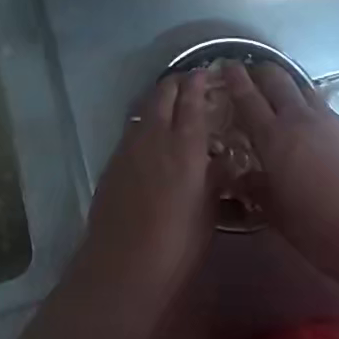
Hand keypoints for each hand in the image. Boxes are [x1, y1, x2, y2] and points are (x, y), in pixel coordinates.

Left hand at [74, 70, 214, 303]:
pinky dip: (146, 123)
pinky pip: (133, 129)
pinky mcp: (113, 161)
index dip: (198, 82)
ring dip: (159, 100)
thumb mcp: (209, 211)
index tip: (207, 73)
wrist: (122, 265)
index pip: (192, 99)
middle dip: (177, 83)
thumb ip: (217, 178)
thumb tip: (226, 158)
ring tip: (173, 106)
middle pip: (164, 93)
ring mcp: (129, 146)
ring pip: (145, 108)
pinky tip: (153, 138)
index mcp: (185, 146)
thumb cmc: (177, 244)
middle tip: (191, 84)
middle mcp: (155, 136)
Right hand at [222, 60, 338, 277]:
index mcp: (273, 136)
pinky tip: (318, 136)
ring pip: (305, 90)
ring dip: (291, 89)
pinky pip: (327, 112)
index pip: (248, 97)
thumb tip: (241, 178)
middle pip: (278, 79)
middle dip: (263, 71)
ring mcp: (330, 122)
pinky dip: (315, 115)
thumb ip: (256, 188)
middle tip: (253, 75)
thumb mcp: (275, 212)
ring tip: (285, 100)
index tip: (228, 66)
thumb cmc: (317, 227)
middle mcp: (300, 119)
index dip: (236, 79)